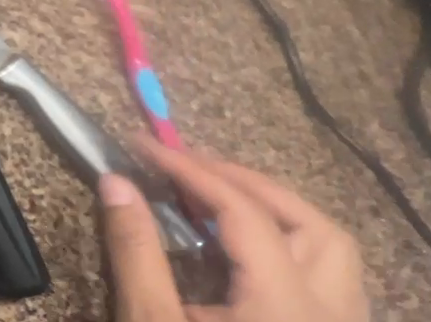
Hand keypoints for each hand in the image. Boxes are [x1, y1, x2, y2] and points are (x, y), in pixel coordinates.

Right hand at [99, 137, 368, 321]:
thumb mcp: (149, 320)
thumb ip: (135, 249)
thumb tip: (117, 181)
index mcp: (287, 307)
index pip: (244, 212)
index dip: (192, 171)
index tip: (142, 146)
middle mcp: (334, 317)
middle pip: (313, 226)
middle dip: (246, 183)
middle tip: (184, 164)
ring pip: (331, 253)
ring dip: (270, 209)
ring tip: (207, 194)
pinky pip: (324, 278)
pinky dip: (279, 242)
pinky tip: (229, 243)